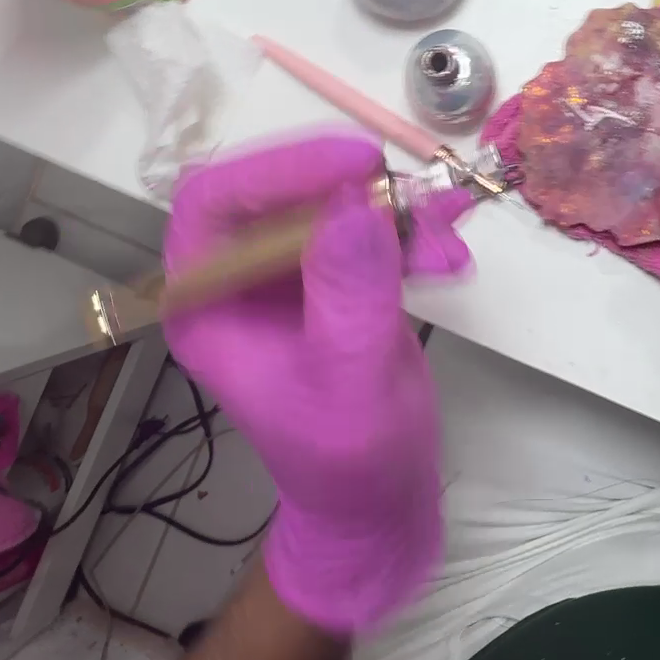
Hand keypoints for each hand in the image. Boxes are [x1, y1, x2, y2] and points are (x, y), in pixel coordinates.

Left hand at [162, 134, 473, 633]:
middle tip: (409, 194)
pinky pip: (370, 226)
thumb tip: (357, 203)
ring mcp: (290, 273)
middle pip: (279, 190)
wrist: (378, 493)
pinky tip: (451, 236)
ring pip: (332, 201)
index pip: (215, 200)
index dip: (280, 170)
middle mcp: (240, 276)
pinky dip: (413, 224)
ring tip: (446, 249)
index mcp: (208, 302)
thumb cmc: (349, 461)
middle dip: (348, 188)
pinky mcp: (336, 274)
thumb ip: (351, 298)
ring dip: (394, 210)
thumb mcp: (350, 385)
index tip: (360, 166)